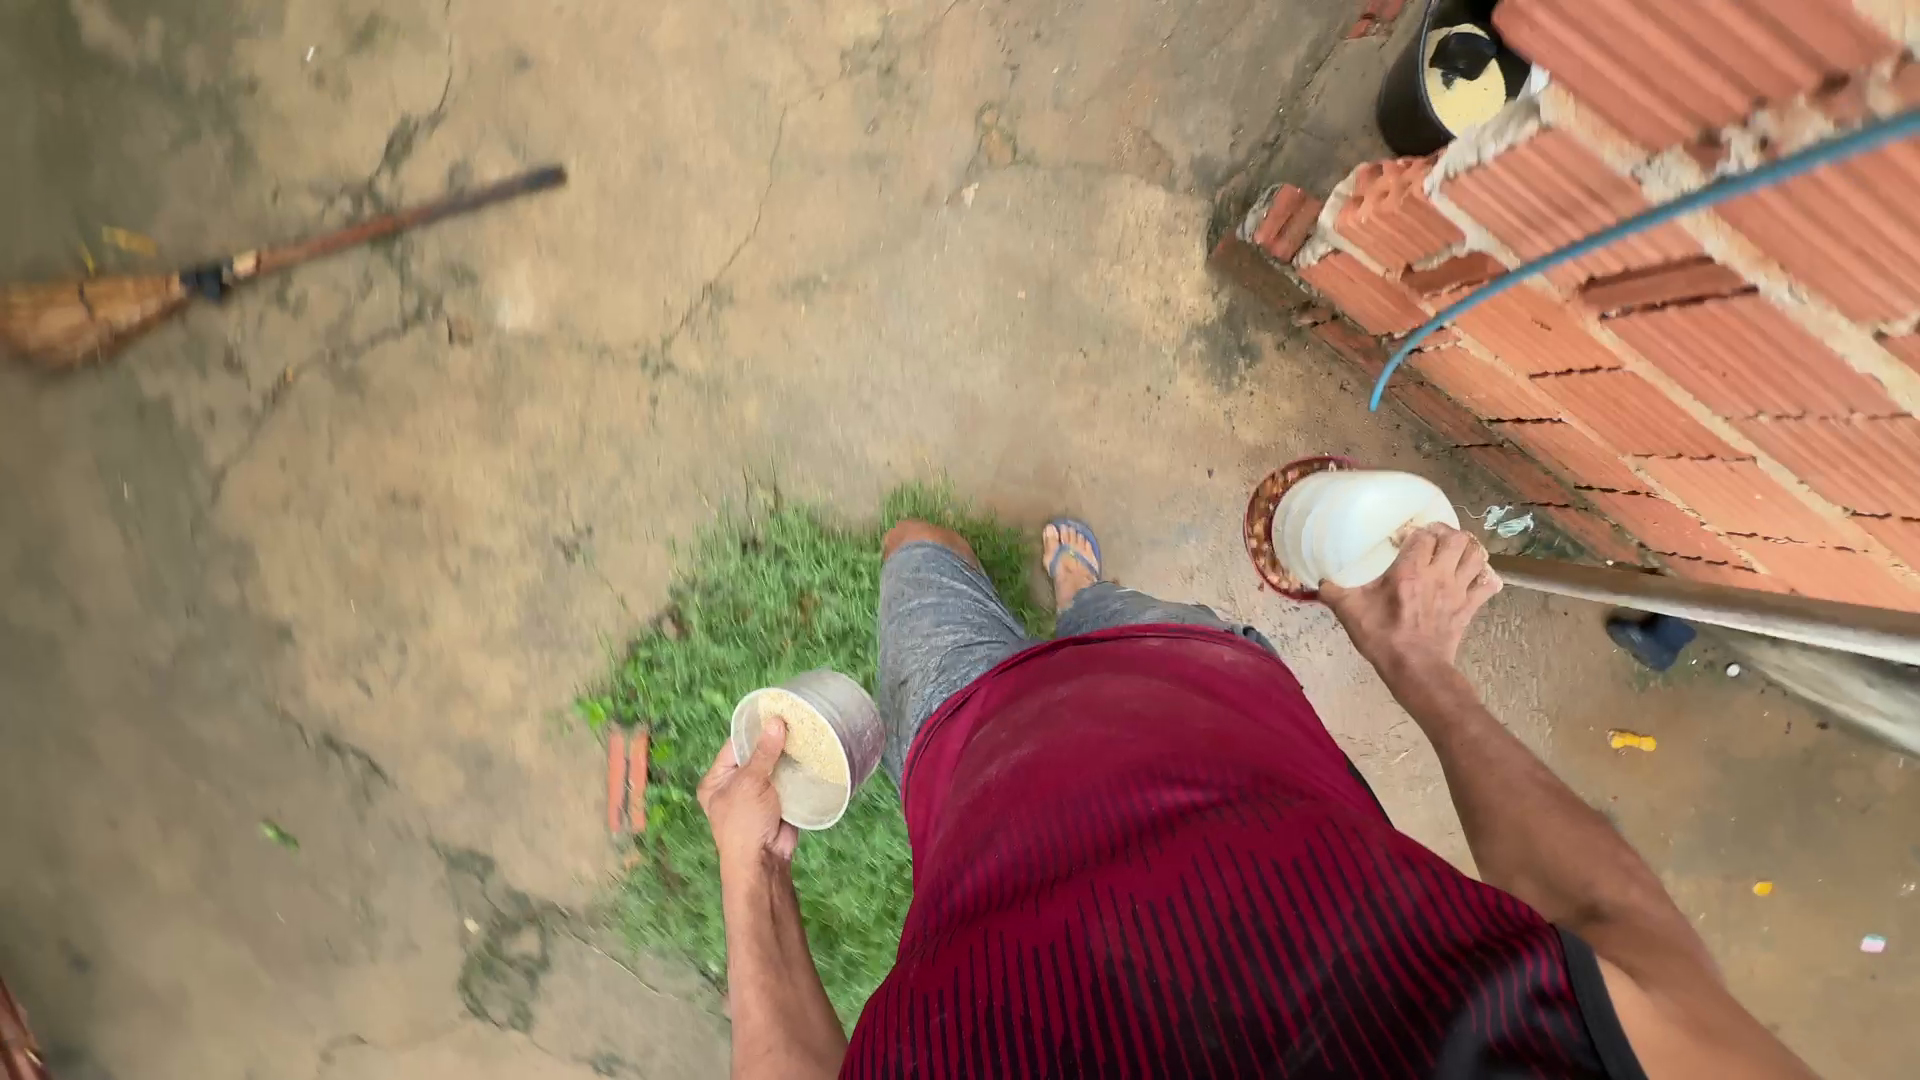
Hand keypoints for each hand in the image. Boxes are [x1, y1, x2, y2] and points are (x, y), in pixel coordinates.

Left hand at [698, 718, 798, 867]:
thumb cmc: (745, 822)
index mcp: (717, 779)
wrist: (763, 862)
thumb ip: (764, 752)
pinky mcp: (778, 800)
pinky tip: (811, 752)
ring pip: (775, 765)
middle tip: (796, 718)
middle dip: (775, 740)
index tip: (775, 710)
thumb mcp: (750, 783)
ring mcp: (758, 792)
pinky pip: (788, 778)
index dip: (754, 728)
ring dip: (788, 753)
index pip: (735, 744)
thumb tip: (776, 720)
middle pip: (756, 753)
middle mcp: (735, 783)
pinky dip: (798, 768)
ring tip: (807, 730)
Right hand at [1320, 523, 1500, 682]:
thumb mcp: (1349, 611)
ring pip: (1476, 555)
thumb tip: (1318, 579)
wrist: (1415, 668)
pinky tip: (1471, 575)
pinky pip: (1489, 582)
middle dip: (1445, 533)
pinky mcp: (1470, 607)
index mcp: (1409, 571)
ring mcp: (1459, 590)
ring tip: (1452, 551)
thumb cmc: (1381, 637)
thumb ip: (1332, 591)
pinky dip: (1484, 575)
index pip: (1423, 536)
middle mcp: (1438, 575)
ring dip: (1466, 549)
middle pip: (1457, 539)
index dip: (1415, 531)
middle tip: (1431, 538)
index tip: (1403, 536)